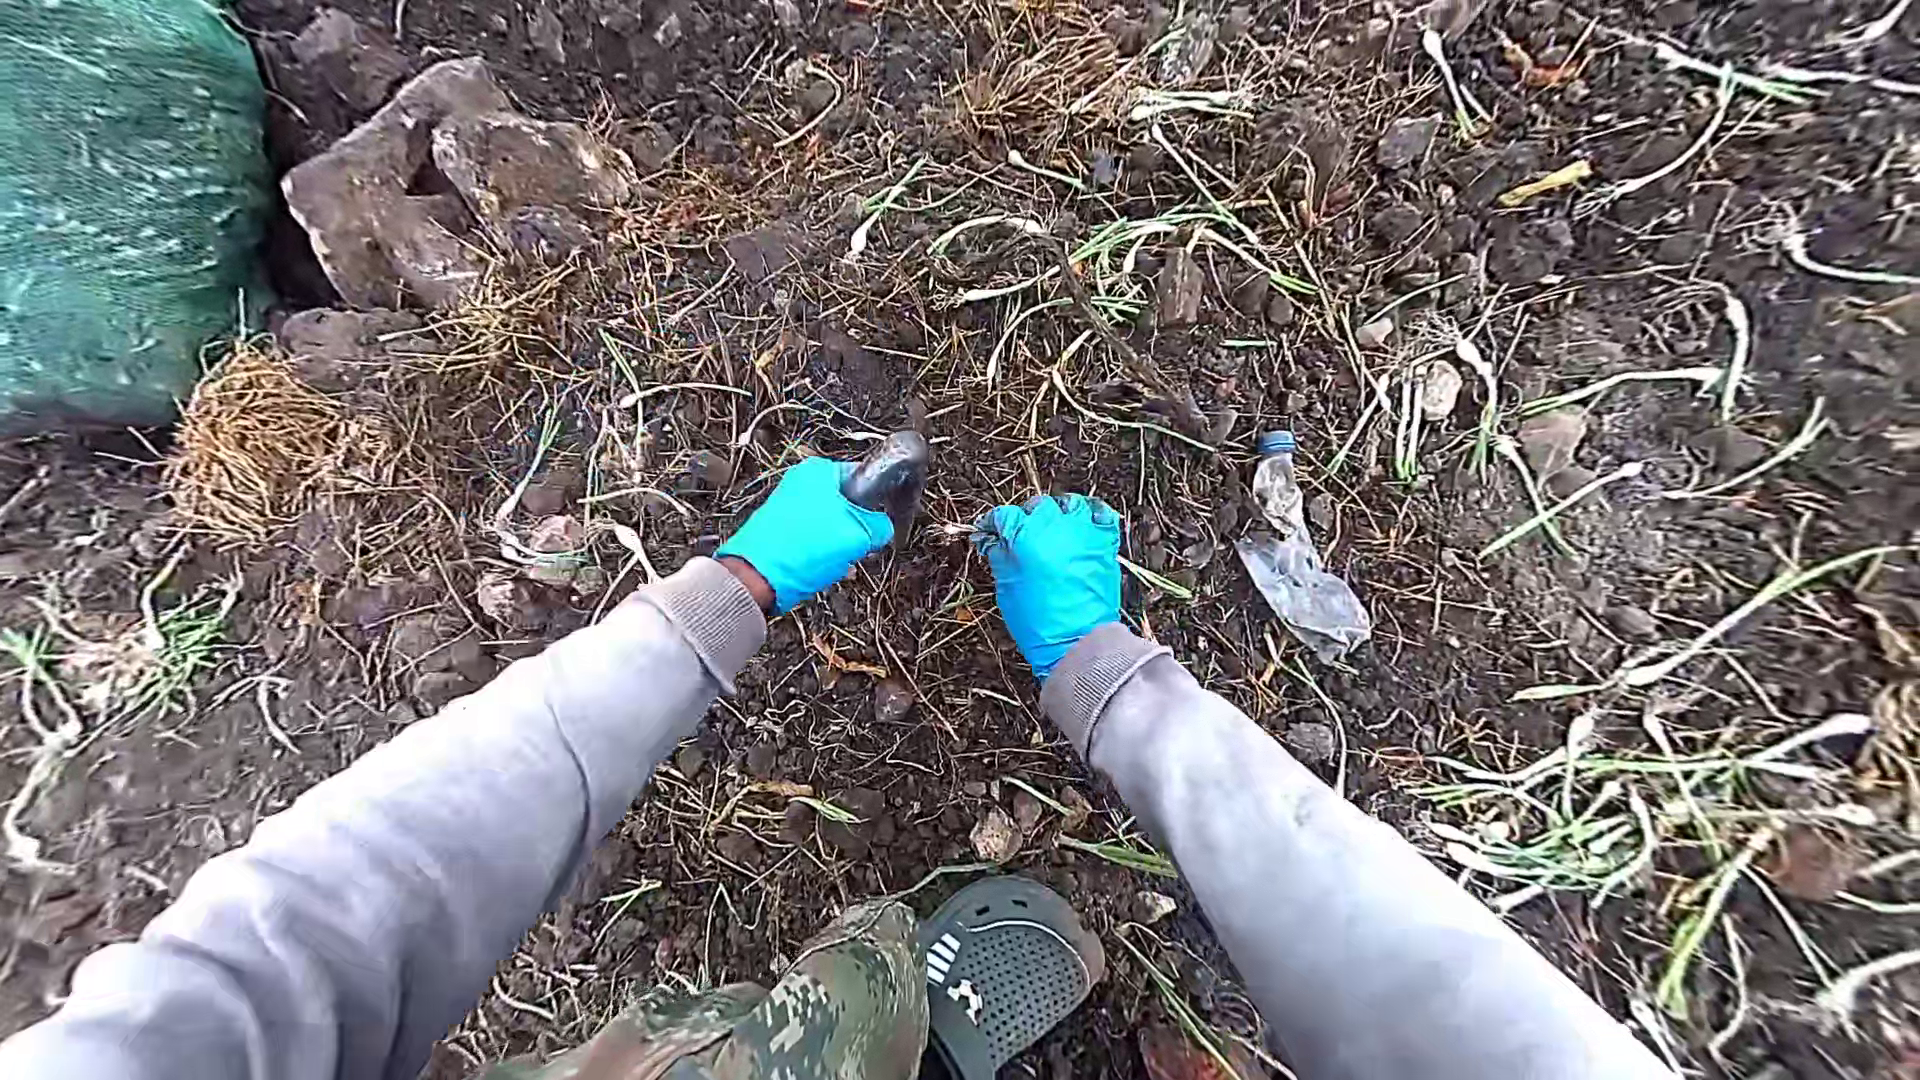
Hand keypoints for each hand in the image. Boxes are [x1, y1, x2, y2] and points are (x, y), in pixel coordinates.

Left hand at [716, 457, 894, 612]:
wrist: (758, 579)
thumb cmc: (799, 551)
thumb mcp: (857, 535)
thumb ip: (880, 526)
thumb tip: (883, 528)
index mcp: (818, 471)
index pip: (864, 476)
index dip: (877, 502)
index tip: (878, 522)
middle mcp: (802, 482)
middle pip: (850, 503)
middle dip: (857, 529)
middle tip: (856, 544)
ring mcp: (791, 505)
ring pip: (835, 524)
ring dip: (842, 544)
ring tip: (835, 559)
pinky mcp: (783, 528)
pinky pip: (817, 538)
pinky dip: (824, 552)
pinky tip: (823, 566)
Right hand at [972, 494, 1120, 678]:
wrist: (1078, 642)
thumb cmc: (1039, 622)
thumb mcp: (1007, 588)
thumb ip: (1000, 557)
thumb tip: (991, 539)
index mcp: (1023, 536)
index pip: (1003, 516)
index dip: (993, 524)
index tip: (990, 532)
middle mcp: (1053, 527)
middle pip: (1036, 507)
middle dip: (1026, 518)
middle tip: (1023, 536)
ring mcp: (1082, 532)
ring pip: (1068, 505)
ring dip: (1059, 513)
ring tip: (1054, 529)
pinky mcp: (1104, 542)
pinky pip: (1100, 514)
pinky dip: (1091, 515)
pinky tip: (1082, 525)